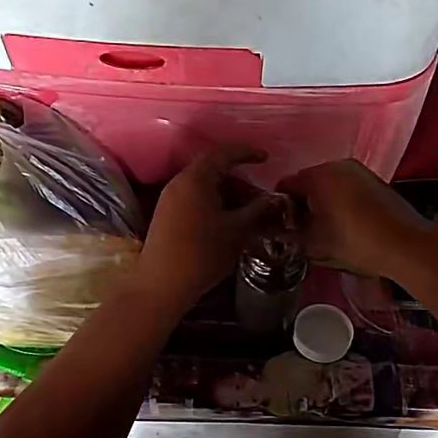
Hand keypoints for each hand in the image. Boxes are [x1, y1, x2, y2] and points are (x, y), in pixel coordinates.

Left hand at [133, 147, 282, 311]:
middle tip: (262, 198)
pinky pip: (195, 201)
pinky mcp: (166, 217)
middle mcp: (179, 183)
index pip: (223, 153)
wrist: (161, 284)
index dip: (246, 153)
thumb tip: (275, 199)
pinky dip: (214, 205)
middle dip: (240, 181)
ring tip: (250, 214)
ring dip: (228, 196)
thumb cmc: (202, 254)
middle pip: (213, 171)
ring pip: (204, 189)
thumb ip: (258, 211)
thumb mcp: (237, 231)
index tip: (265, 158)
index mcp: (195, 178)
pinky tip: (229, 224)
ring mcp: (169, 200)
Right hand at [278, 160, 433, 278]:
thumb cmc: (356, 242)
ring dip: (321, 200)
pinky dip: (339, 198)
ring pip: (328, 182)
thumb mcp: (316, 243)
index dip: (280, 206)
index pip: (286, 185)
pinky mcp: (373, 179)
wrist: (406, 245)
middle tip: (302, 227)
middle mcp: (337, 165)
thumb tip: (280, 231)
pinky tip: (344, 220)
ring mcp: (358, 170)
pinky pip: (345, 185)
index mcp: (319, 176)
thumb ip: (292, 234)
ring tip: (324, 226)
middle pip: (307, 181)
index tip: (283, 225)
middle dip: (302, 202)